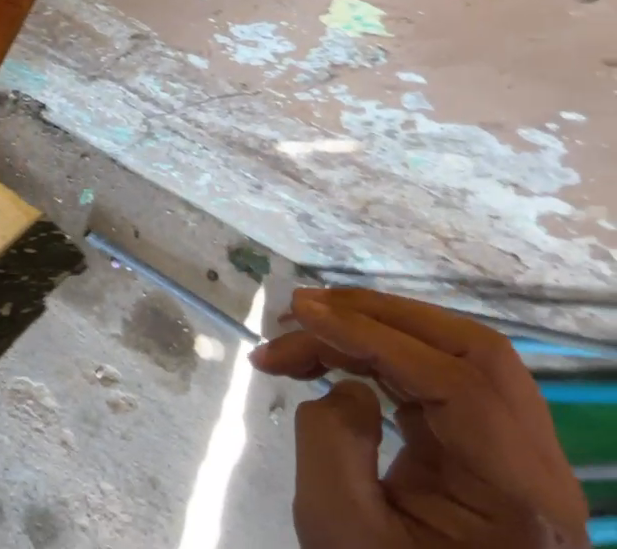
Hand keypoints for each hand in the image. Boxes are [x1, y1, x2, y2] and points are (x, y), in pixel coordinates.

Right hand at [251, 288, 587, 548]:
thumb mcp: (340, 526)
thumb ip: (330, 443)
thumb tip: (343, 386)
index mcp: (516, 494)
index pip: (457, 382)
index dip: (373, 335)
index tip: (300, 315)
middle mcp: (537, 468)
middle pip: (476, 354)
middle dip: (382, 316)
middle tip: (302, 310)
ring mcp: (518, 459)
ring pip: (461, 358)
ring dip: (377, 329)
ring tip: (302, 332)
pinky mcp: (486, 454)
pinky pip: (442, 382)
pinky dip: (382, 356)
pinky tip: (331, 361)